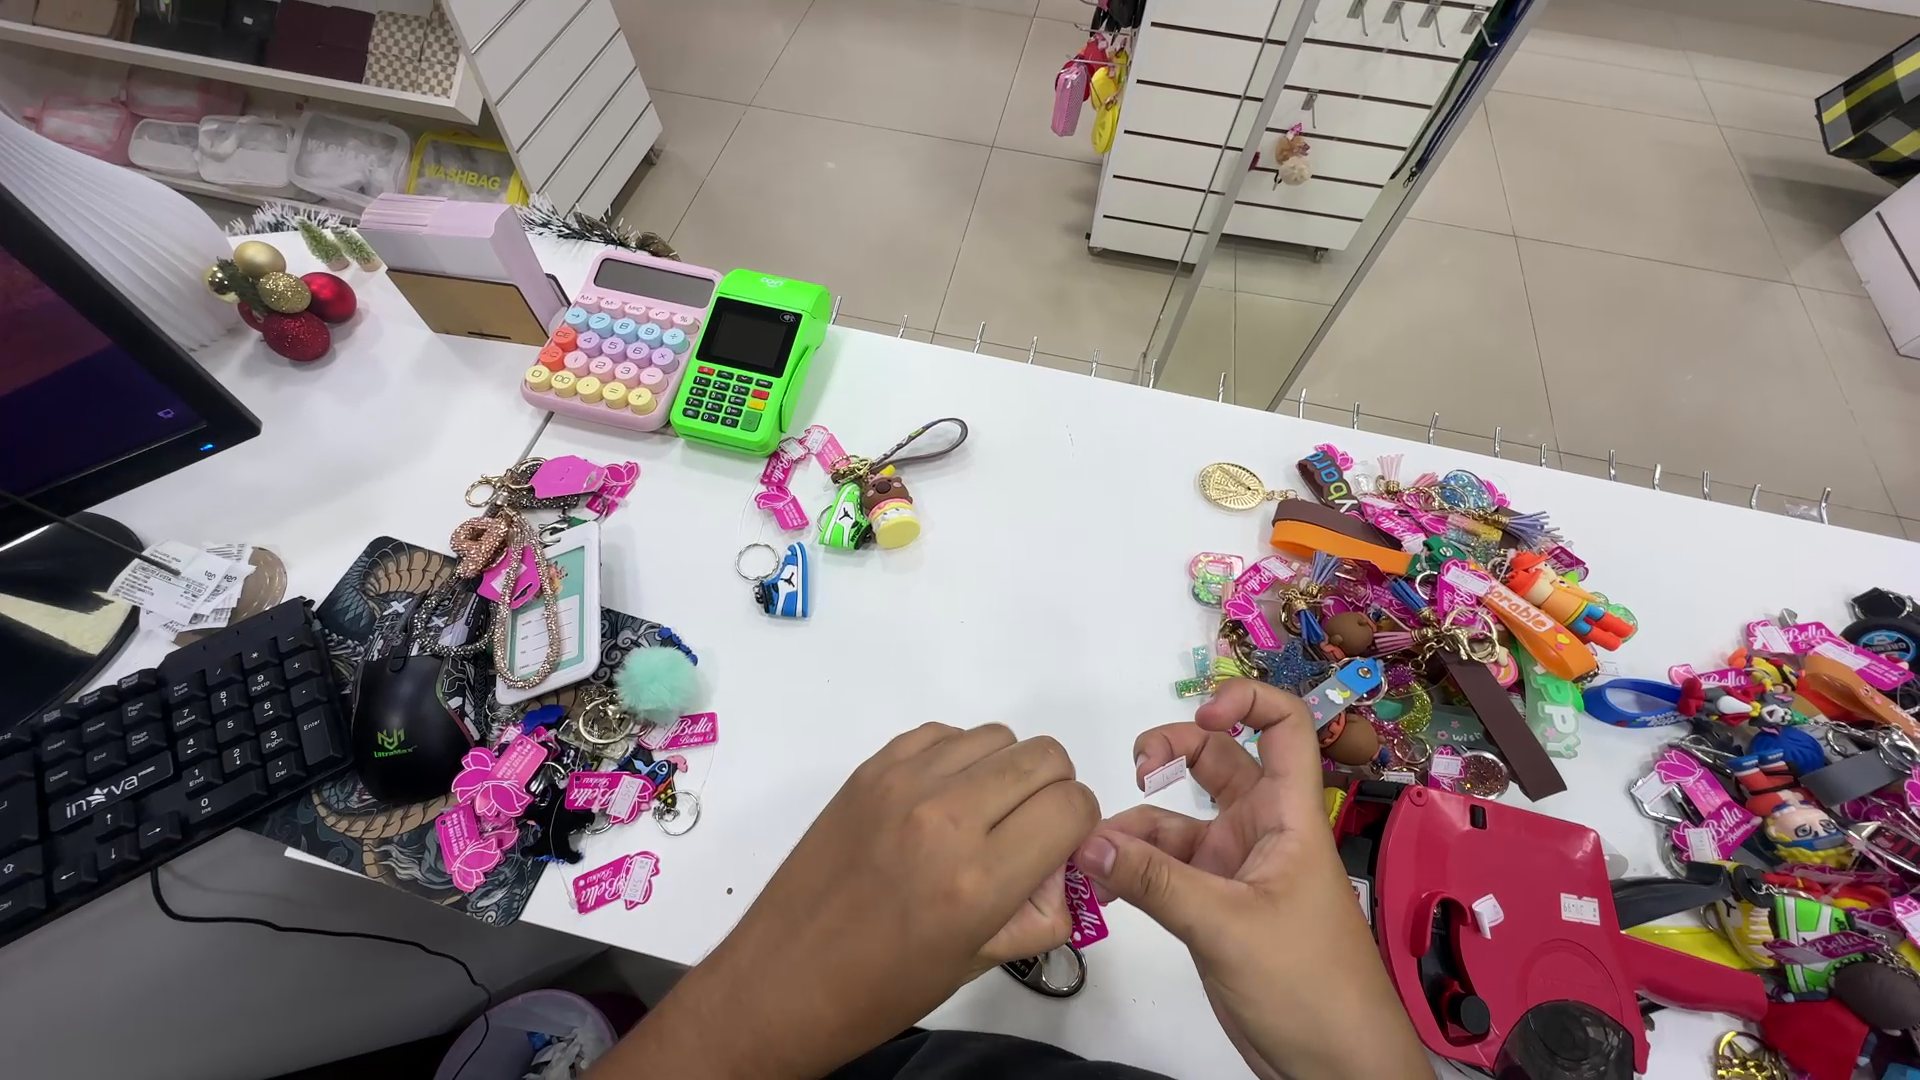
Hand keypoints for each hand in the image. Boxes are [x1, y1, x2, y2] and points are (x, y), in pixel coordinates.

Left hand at [595, 723, 1098, 1079]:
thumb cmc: (886, 985)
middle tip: (1025, 828)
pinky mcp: (872, 766)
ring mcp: (903, 780)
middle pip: (1044, 755)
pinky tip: (938, 797)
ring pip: (997, 735)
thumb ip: (1044, 906)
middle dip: (1052, 790)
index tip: (1057, 846)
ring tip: (978, 812)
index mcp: (979, 877)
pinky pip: (944, 732)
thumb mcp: (981, 961)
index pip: (1072, 805)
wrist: (785, 976)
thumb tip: (1069, 859)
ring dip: (1005, 769)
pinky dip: (957, 757)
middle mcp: (945, 814)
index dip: (1078, 824)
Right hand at [1072, 679, 1430, 1079]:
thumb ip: (1154, 882)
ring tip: (1094, 853)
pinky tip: (1100, 884)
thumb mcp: (1228, 926)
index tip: (1201, 712)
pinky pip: (1161, 865)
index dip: (1247, 699)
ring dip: (1134, 826)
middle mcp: (1258, 825)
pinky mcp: (1210, 899)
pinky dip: (1130, 868)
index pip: (1285, 726)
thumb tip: (1086, 842)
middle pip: (1215, 758)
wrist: (1335, 1074)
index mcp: (1287, 813)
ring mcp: (1232, 862)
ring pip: (1175, 816)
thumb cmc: (1308, 984)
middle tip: (1137, 767)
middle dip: (1170, 750)